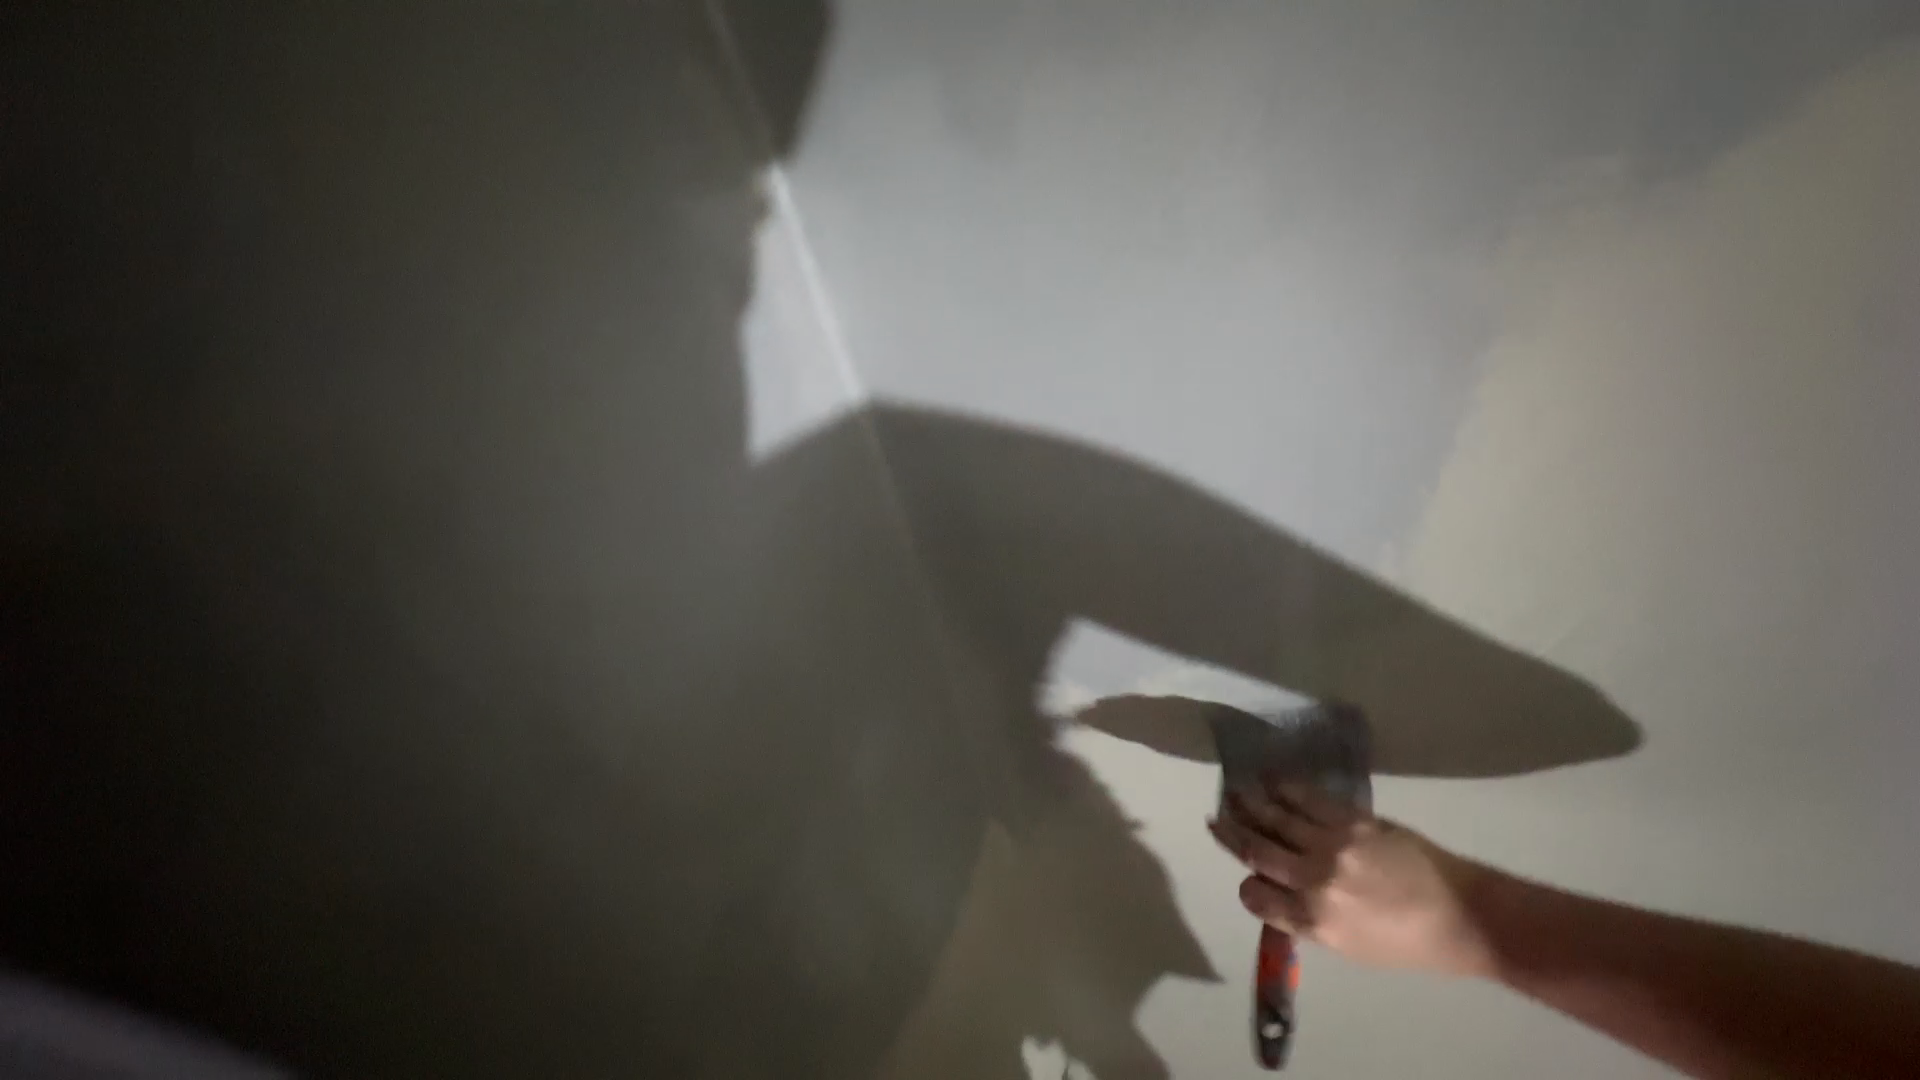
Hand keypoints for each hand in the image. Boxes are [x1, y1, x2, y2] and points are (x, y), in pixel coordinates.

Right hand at [1207, 781, 1501, 977]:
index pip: (1257, 895)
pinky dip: (1285, 788)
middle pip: (1258, 850)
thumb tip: (1279, 893)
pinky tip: (1271, 780)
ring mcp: (1332, 845)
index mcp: (1313, 919)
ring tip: (1233, 792)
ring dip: (1250, 804)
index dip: (1246, 885)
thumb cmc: (1409, 943)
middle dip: (1231, 833)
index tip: (1244, 874)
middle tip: (1214, 818)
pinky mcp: (1353, 820)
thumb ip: (1307, 920)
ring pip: (1276, 819)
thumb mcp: (1349, 948)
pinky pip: (1307, 799)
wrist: (1465, 915)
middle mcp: (1314, 880)